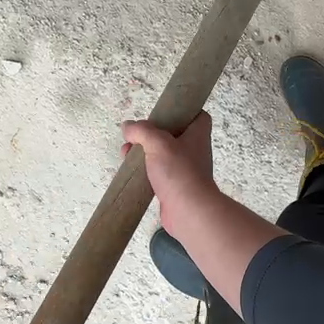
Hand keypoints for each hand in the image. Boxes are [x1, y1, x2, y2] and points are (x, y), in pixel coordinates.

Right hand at [121, 110, 279, 311]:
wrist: (188, 211)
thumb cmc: (178, 171)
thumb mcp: (158, 143)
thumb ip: (142, 131)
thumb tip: (128, 127)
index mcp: (197, 134)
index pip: (196, 115)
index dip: (181, 111)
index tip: (164, 112)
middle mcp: (194, 149)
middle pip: (171, 134)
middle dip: (150, 134)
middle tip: (134, 137)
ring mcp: (185, 169)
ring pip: (162, 154)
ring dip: (143, 152)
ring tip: (126, 154)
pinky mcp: (174, 186)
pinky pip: (157, 173)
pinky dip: (144, 171)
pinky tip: (131, 172)